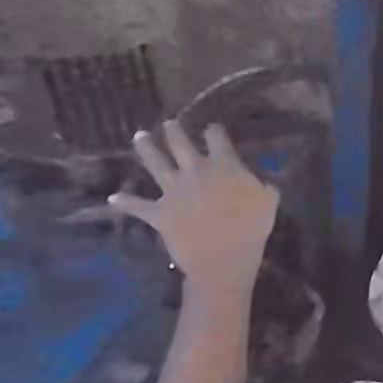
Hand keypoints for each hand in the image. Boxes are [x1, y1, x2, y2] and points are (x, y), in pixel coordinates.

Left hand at [110, 120, 278, 302]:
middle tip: (169, 124)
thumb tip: (261, 172)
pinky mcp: (159, 213)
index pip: (215, 136)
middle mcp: (194, 170)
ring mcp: (173, 191)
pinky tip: (113, 198)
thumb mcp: (269, 197)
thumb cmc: (252, 226)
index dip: (214, 130)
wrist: (223, 258)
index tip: (213, 129)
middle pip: (179, 143)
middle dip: (173, 130)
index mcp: (223, 164)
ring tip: (139, 136)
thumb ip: (264, 179)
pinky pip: (138, 206)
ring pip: (155, 163)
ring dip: (146, 148)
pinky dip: (125, 202)